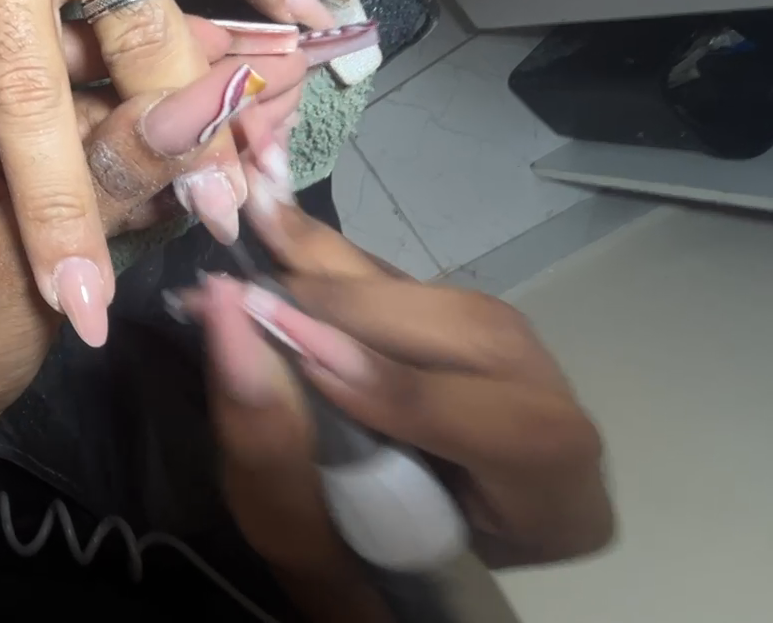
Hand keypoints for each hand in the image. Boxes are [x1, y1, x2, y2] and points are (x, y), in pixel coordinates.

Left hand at [0, 18, 315, 433]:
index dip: (159, 55)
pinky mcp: (53, 202)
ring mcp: (27, 164)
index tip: (247, 46)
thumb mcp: (30, 247)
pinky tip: (233, 155)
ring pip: (119, 134)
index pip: (68, 62)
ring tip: (277, 102)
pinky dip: (171, 175)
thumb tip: (205, 98)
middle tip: (284, 66)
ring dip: (192, 129)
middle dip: (190, 88)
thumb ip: (113, 176)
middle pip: (104, 92)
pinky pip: (117, 177)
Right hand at [198, 169, 613, 583]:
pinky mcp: (443, 323)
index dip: (408, 390)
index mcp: (551, 506)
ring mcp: (505, 363)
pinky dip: (322, 250)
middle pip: (482, 341)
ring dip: (334, 271)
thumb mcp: (295, 530)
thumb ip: (267, 440)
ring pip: (440, 297)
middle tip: (248, 297)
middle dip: (356, 312)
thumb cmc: (333, 556)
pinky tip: (269, 218)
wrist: (354, 538)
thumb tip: (221, 320)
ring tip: (251, 239)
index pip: (517, 436)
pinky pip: (393, 276)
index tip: (305, 360)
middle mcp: (545, 417)